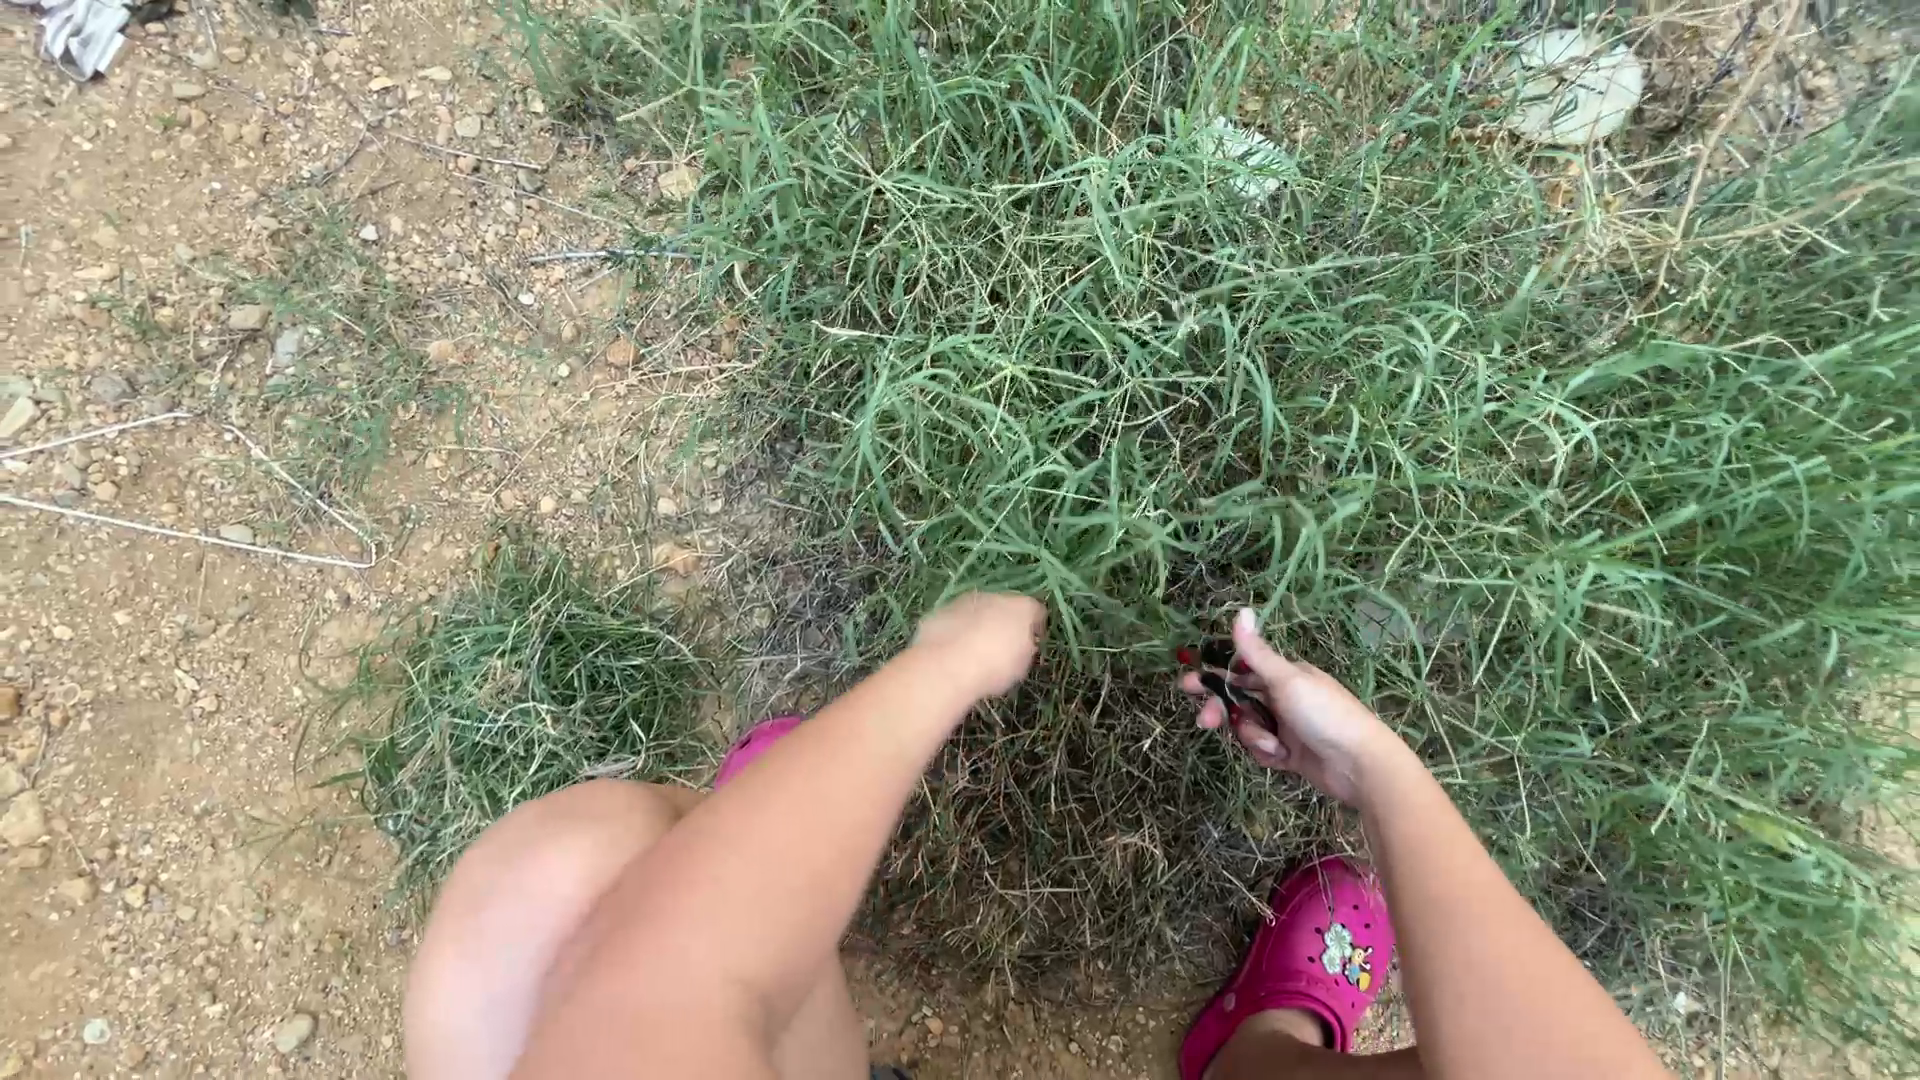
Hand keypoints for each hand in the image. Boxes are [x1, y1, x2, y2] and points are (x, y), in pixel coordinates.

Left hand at [912, 592, 1046, 697]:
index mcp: (1021, 608)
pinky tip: (952, 651)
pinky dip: (956, 630)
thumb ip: (1025, 648)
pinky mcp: (940, 611)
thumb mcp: (1022, 664)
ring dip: (978, 625)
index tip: (1032, 642)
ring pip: (977, 611)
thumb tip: (1020, 644)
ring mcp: (964, 601)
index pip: (1036, 610)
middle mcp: (993, 597)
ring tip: (973, 651)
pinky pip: (955, 620)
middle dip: (1005, 623)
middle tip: (1002, 648)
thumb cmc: (994, 666)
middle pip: (1005, 607)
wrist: (946, 664)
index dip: (1036, 627)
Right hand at [1181, 608, 1409, 806]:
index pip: (1238, 670)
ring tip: (1272, 746)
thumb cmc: (1323, 714)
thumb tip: (1241, 609)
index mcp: (1283, 674)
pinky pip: (1263, 750)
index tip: (1187, 686)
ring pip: (1248, 727)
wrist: (1360, 765)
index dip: (1212, 678)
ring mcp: (1286, 725)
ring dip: (1254, 737)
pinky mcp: (1290, 752)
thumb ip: (1255, 650)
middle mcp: (1283, 696)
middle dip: (1222, 711)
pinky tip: (1283, 757)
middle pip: (1237, 700)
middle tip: (1205, 723)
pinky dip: (1268, 753)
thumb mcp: (1285, 679)